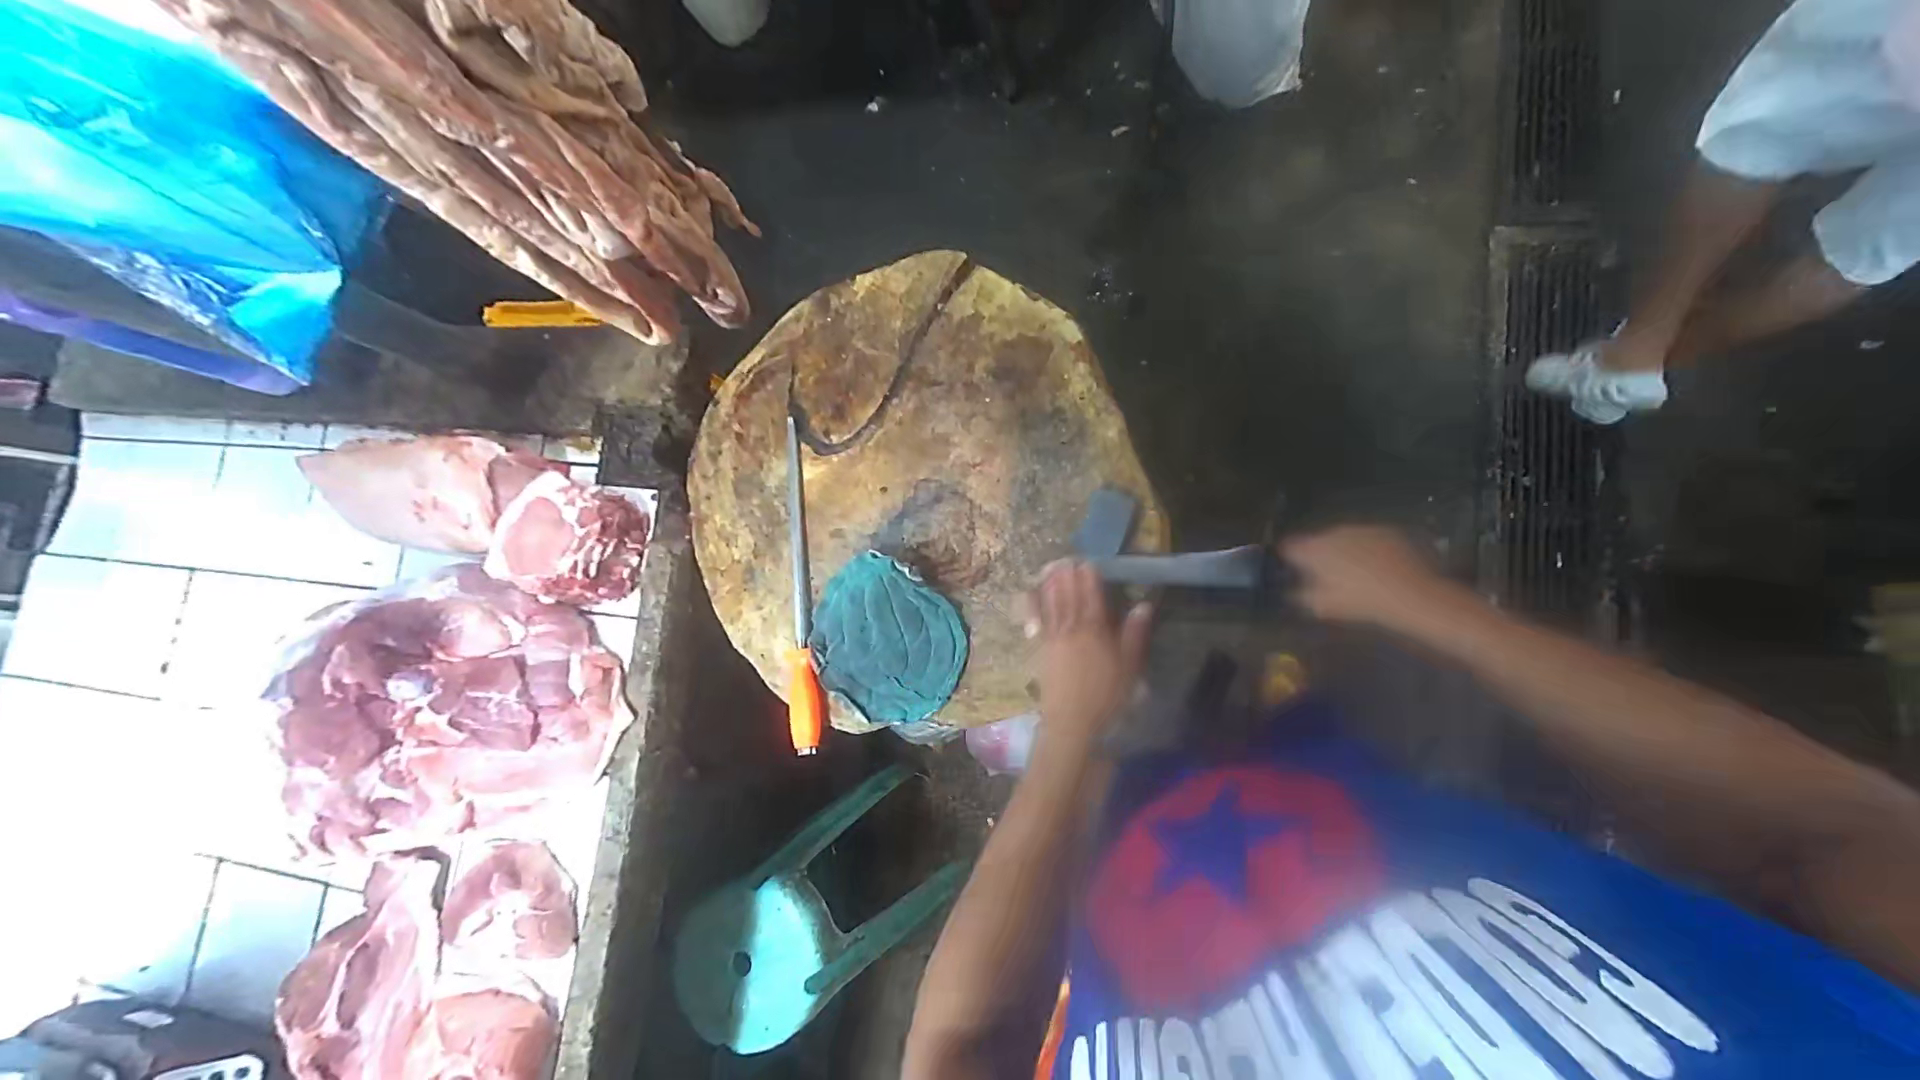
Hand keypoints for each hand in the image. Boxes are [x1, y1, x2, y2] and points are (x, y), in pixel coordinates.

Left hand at [1024, 560, 1151, 748]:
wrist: (1072, 720)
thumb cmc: (1106, 696)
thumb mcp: (1129, 667)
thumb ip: (1134, 634)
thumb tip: (1143, 605)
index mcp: (1096, 631)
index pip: (1093, 598)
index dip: (1090, 580)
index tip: (1087, 563)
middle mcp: (1072, 629)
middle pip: (1069, 597)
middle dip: (1068, 578)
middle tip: (1066, 559)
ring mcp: (1053, 638)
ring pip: (1052, 605)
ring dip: (1051, 585)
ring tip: (1050, 569)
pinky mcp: (1041, 650)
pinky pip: (1036, 621)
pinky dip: (1034, 606)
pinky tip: (1029, 595)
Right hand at [1281, 526, 1466, 629]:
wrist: (1414, 594)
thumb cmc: (1361, 602)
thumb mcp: (1322, 606)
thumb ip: (1300, 595)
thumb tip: (1292, 591)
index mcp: (1313, 549)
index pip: (1289, 546)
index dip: (1290, 557)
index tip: (1295, 569)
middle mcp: (1334, 532)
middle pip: (1317, 540)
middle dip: (1320, 554)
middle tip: (1328, 575)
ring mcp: (1362, 528)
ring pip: (1344, 537)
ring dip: (1345, 550)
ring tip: (1356, 571)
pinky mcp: (1388, 530)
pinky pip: (1369, 537)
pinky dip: (1369, 548)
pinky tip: (1379, 566)